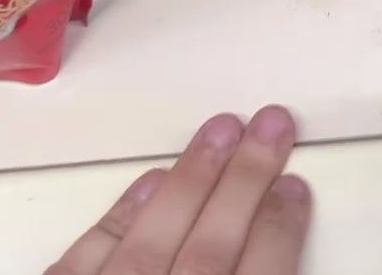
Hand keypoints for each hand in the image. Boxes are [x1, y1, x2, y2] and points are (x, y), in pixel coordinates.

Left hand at [48, 107, 311, 274]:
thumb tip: (273, 229)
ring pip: (152, 240)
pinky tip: (149, 180)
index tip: (296, 183)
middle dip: (247, 178)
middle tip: (273, 122)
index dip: (281, 227)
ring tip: (222, 127)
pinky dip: (120, 217)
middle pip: (212, 249)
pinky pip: (85, 259)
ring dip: (192, 178)